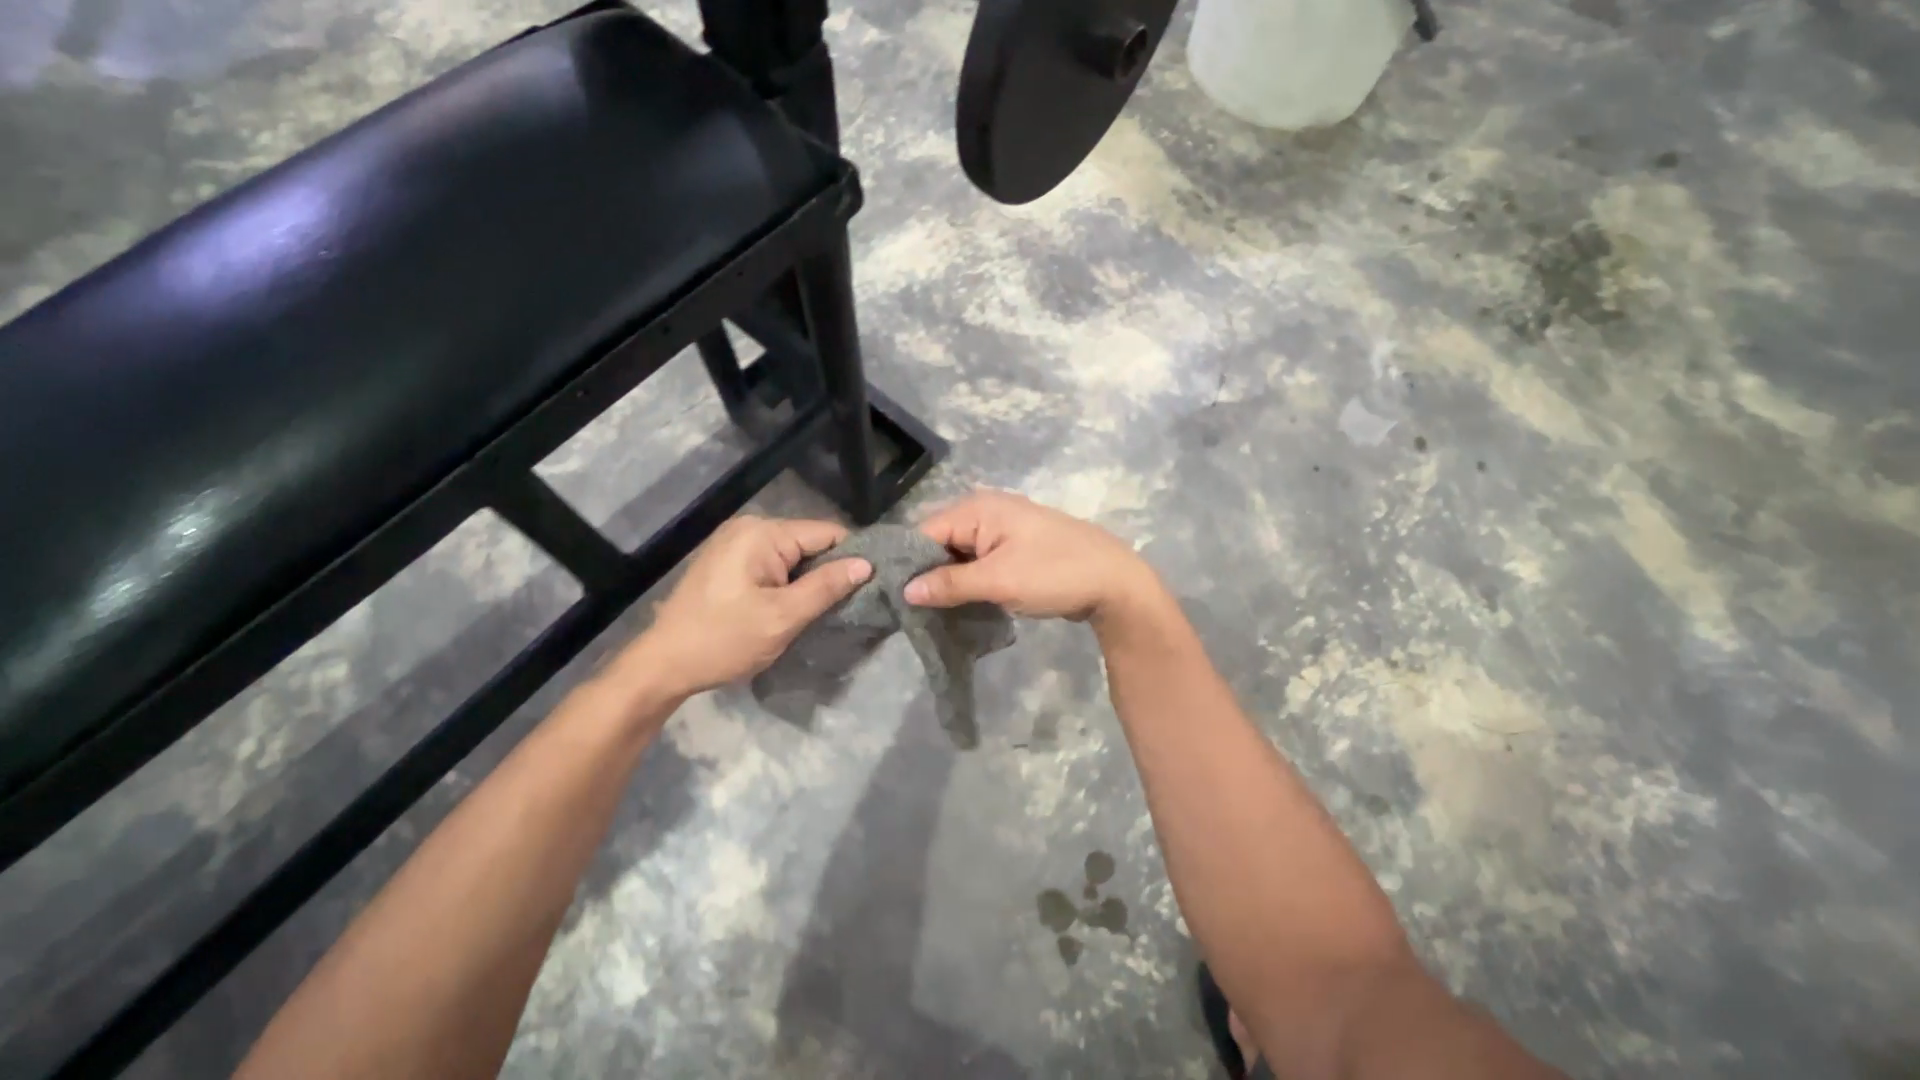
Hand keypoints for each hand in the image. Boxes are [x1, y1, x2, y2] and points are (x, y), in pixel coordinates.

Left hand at [619, 516, 871, 698]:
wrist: (663, 664)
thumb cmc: (724, 640)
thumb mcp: (783, 617)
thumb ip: (826, 587)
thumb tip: (866, 565)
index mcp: (762, 533)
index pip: (826, 533)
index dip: (852, 558)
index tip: (873, 587)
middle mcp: (749, 527)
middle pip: (809, 543)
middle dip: (830, 572)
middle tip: (851, 605)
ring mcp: (735, 544)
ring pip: (792, 557)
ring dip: (808, 581)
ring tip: (826, 610)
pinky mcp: (728, 563)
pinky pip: (772, 565)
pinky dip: (787, 584)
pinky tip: (794, 608)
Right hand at [903, 490, 1160, 621]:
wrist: (1115, 583)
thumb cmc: (1054, 574)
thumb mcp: (998, 581)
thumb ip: (949, 584)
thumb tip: (906, 590)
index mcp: (978, 508)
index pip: (924, 532)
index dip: (907, 564)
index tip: (891, 598)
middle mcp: (986, 512)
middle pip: (940, 542)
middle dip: (926, 574)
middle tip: (908, 611)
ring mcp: (1003, 531)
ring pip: (960, 555)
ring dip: (949, 582)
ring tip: (929, 614)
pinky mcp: (1016, 550)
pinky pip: (979, 564)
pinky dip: (969, 582)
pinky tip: (959, 607)